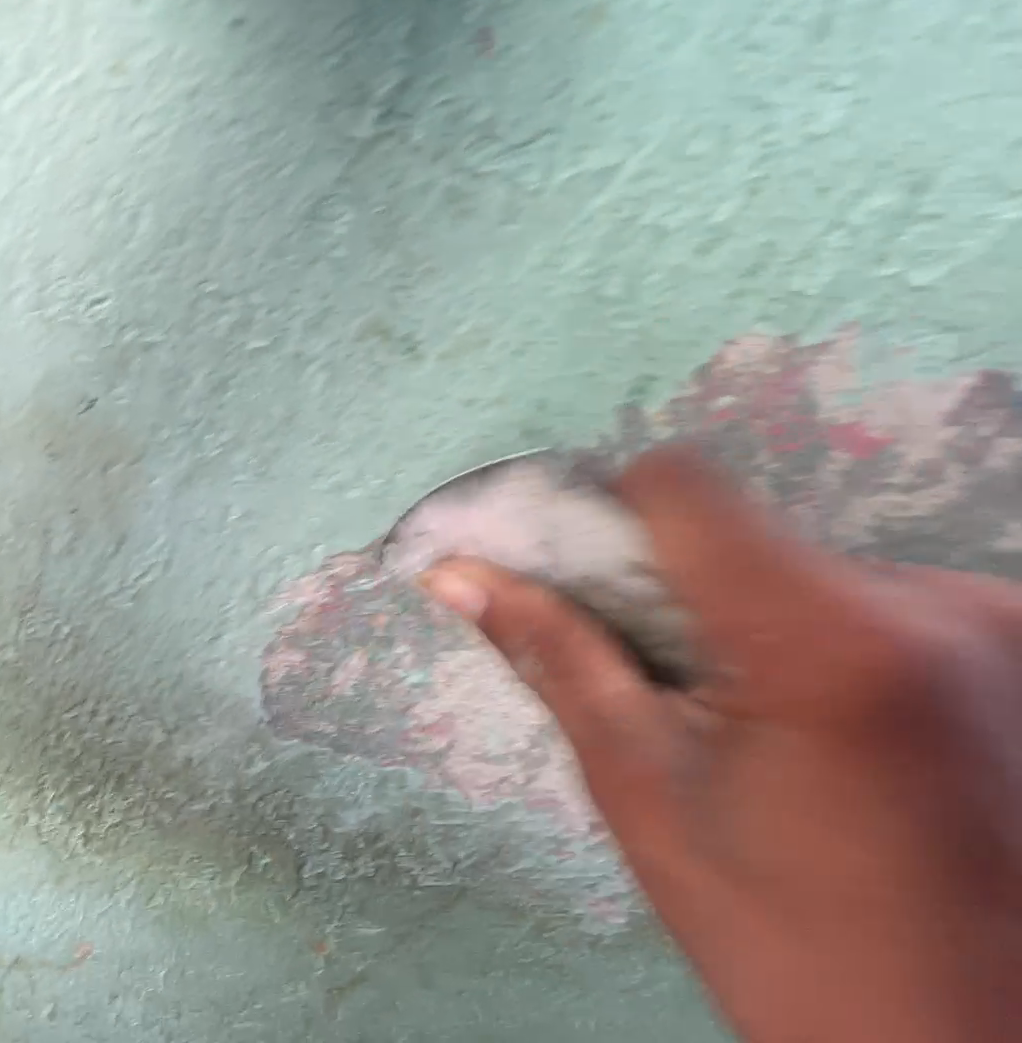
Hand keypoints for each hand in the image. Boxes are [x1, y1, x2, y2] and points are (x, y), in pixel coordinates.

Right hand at [418, 449, 1021, 1042]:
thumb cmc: (781, 932)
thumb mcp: (638, 782)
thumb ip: (552, 652)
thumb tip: (451, 575)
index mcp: (824, 639)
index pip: (680, 484)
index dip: (605, 513)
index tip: (577, 576)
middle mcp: (938, 606)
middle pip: (737, 531)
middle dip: (668, 581)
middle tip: (648, 671)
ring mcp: (998, 628)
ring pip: (796, 564)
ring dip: (738, 612)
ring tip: (736, 714)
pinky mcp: (1020, 653)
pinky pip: (866, 597)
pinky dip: (806, 633)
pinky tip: (807, 724)